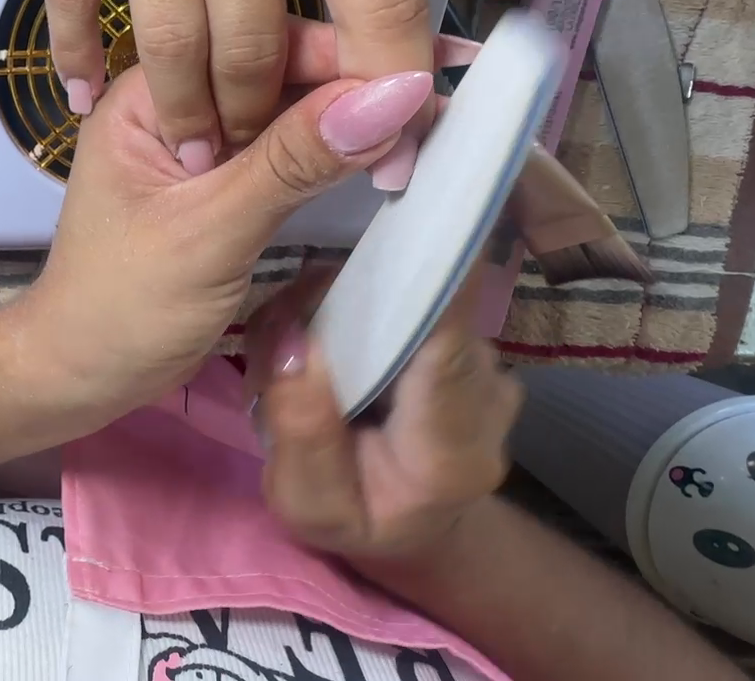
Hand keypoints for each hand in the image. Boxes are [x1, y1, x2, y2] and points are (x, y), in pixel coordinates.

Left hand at [26, 54, 434, 414]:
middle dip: (357, 87)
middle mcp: (170, 105)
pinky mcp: (215, 184)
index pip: (253, 48)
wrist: (81, 374)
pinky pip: (280, 153)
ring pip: (284, 113)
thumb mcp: (208, 231)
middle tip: (450, 103)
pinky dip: (329, 155)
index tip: (433, 75)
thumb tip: (395, 94)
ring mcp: (194, 146)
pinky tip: (384, 151)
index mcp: (145, 96)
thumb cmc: (124, 305)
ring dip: (351, 120)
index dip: (344, 58)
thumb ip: (292, 164)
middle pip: (274, 74)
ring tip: (434, 125)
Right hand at [245, 266, 523, 558]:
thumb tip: (293, 338)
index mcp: (448, 450)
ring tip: (291, 359)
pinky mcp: (458, 340)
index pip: (448, 353)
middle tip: (272, 344)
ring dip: (331, 305)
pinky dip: (347, 304)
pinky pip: (401, 296)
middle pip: (409, 312)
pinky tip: (320, 347)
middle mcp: (481, 395)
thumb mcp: (308, 504)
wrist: (411, 525)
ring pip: (400, 296)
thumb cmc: (355, 519)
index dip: (432, 287)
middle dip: (331, 302)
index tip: (410, 230)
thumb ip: (300, 429)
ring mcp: (478, 364)